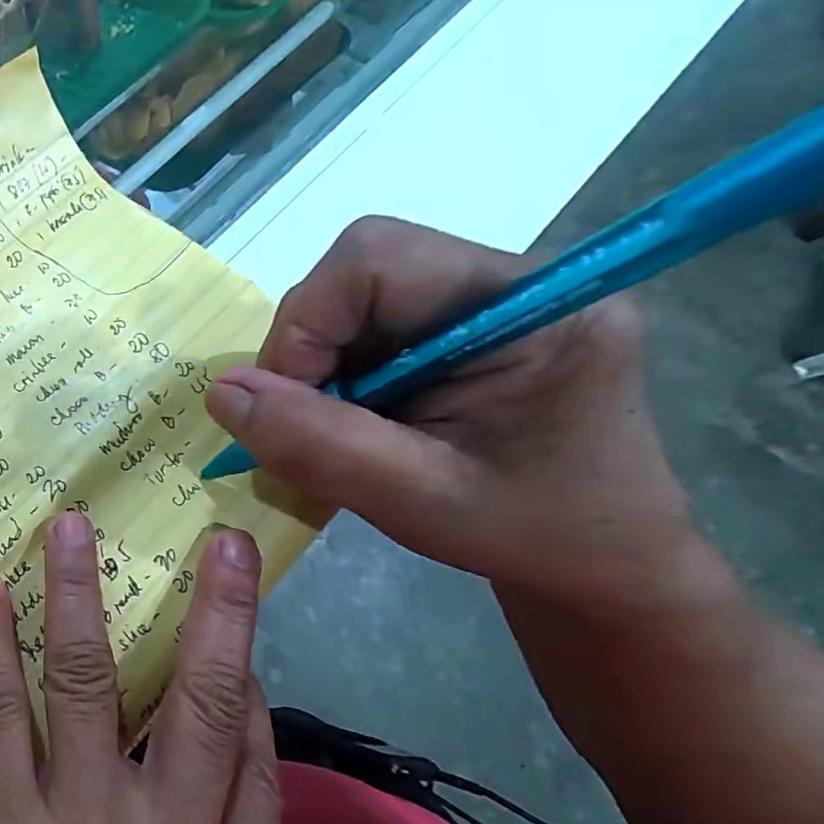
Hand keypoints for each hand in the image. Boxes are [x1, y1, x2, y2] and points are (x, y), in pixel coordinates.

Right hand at [205, 217, 702, 612]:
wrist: (601, 564)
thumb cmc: (528, 537)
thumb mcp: (414, 500)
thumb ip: (315, 443)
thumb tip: (221, 392)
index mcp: (530, 307)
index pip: (376, 259)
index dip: (307, 326)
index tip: (292, 410)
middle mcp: (514, 281)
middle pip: (361, 268)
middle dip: (309, 347)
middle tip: (313, 424)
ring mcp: (492, 299)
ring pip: (356, 297)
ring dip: (321, 365)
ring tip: (341, 432)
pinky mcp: (471, 324)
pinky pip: (373, 323)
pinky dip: (339, 373)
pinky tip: (359, 421)